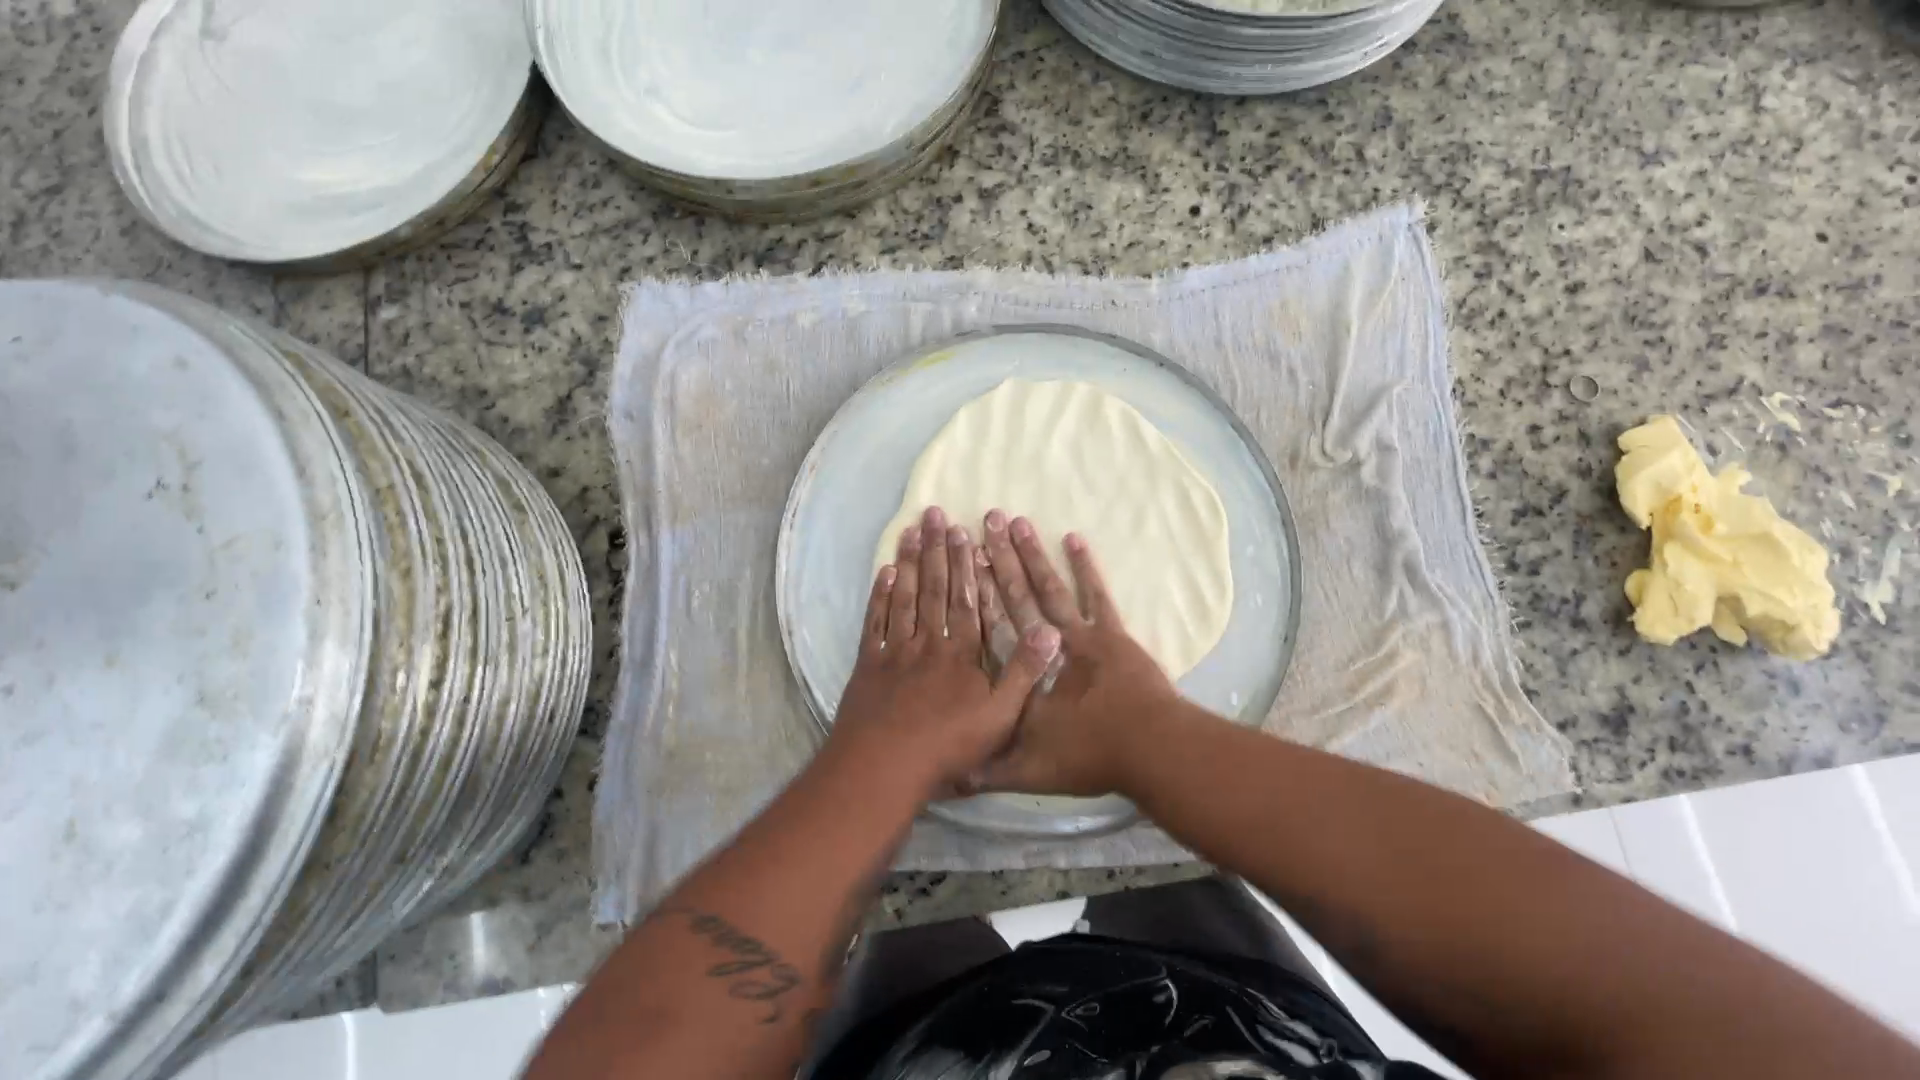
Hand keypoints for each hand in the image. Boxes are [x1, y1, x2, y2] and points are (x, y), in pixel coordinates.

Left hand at [827, 506, 1062, 797]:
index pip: (966, 600)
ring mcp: (894, 652)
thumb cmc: (948, 745)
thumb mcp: (1001, 716)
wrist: (885, 765)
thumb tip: (1051, 631)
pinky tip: (883, 575)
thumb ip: (1025, 672)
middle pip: (933, 589)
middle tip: (932, 515)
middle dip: (935, 550)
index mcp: (961, 654)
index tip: (963, 532)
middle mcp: (927, 643)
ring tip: (908, 531)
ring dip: (907, 563)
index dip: (965, 565)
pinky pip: (874, 624)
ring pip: (903, 599)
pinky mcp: (868, 666)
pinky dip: (879, 598)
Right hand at [977, 510, 1189, 796]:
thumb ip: (990, 771)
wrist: (1152, 747)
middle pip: (1018, 596)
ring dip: (1032, 555)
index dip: (975, 594)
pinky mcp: (1115, 636)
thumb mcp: (1030, 771)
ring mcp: (1085, 636)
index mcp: (1024, 673)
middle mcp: (1050, 645)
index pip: (993, 625)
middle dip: (998, 560)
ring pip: (1051, 587)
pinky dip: (1085, 567)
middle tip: (984, 522)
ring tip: (1016, 521)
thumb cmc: (1090, 756)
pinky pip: (1097, 595)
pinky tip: (1074, 538)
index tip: (960, 562)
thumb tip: (950, 778)